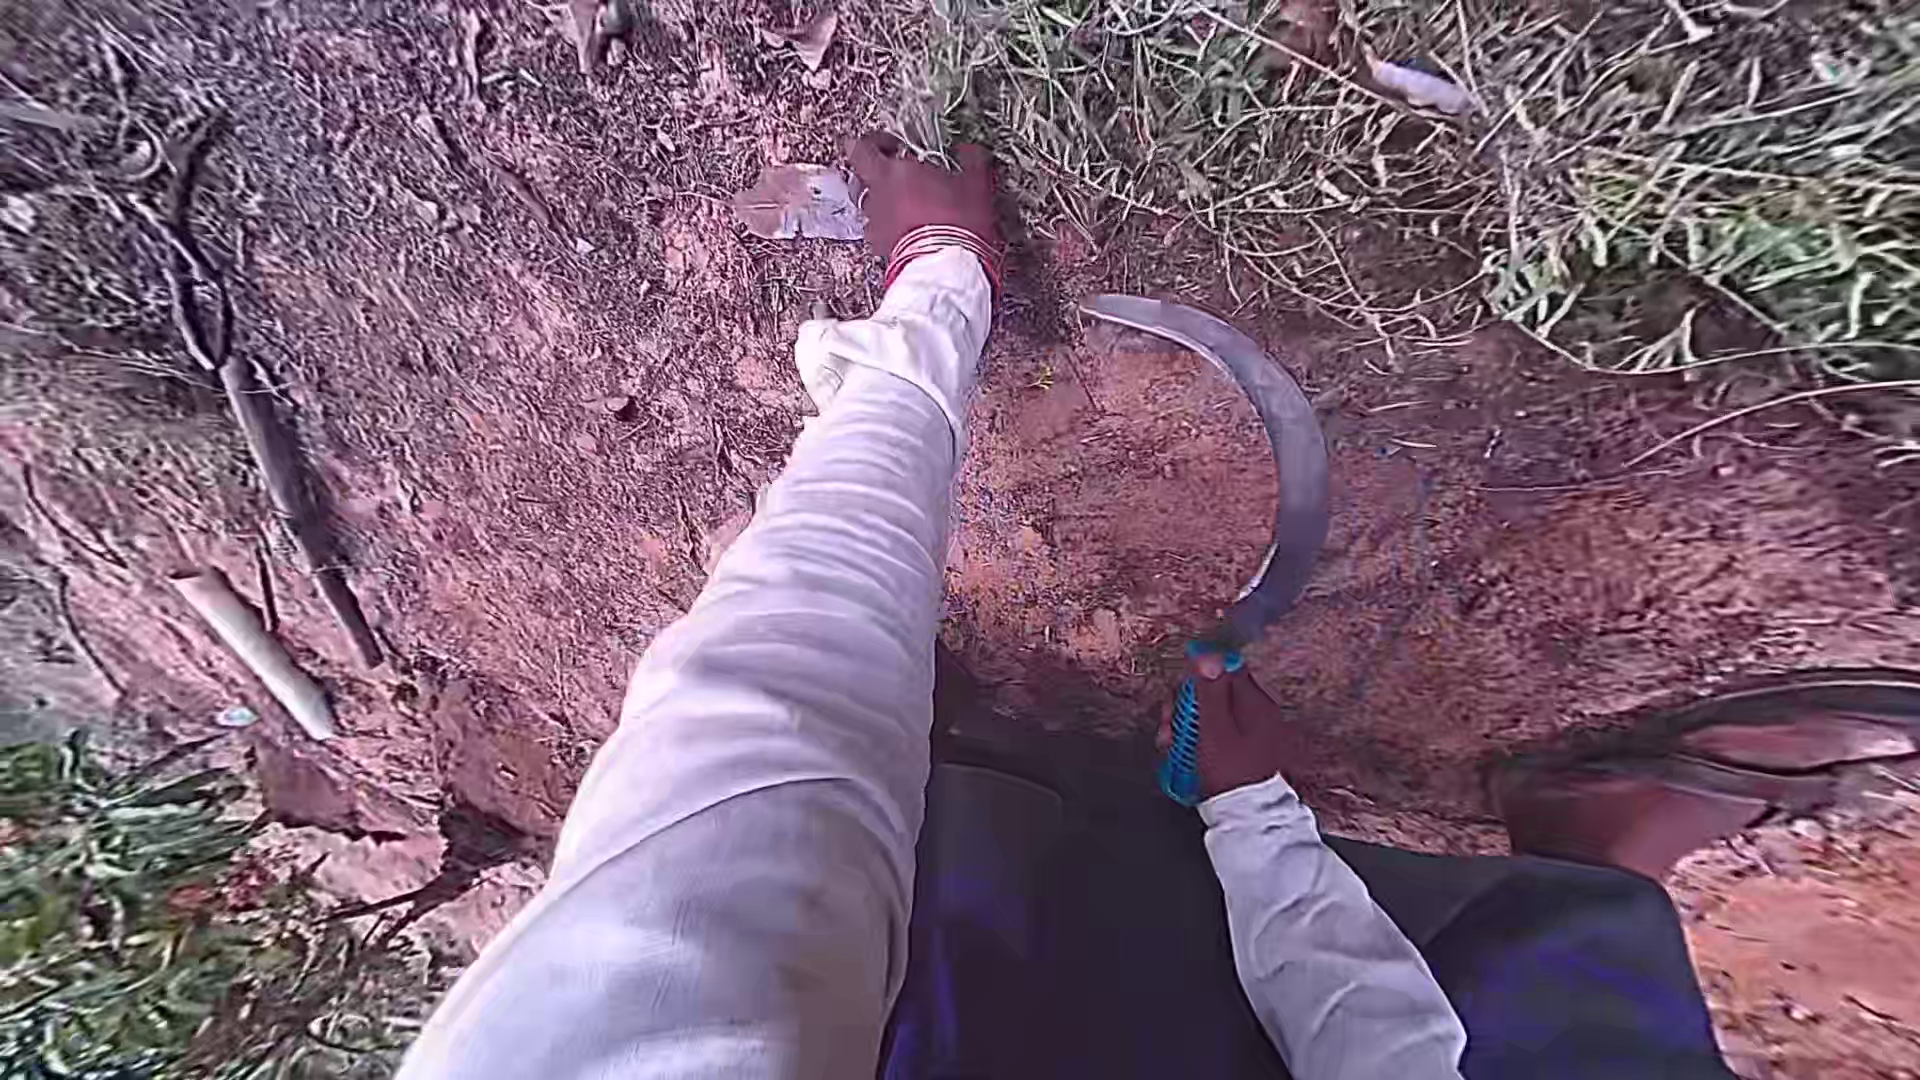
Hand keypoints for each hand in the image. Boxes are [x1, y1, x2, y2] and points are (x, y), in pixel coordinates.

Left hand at [845, 132, 1000, 257]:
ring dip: (887, 209)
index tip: (894, 146)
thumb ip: (971, 160)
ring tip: (911, 213)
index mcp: (893, 172)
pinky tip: (911, 237)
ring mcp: (877, 228)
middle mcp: (878, 198)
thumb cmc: (955, 224)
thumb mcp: (974, 184)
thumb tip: (970, 151)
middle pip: (862, 181)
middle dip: (879, 178)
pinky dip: (892, 235)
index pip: (861, 148)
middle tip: (901, 180)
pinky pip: (882, 238)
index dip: (874, 144)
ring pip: (873, 211)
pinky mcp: (883, 253)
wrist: (945, 270)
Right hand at [1158, 656, 1311, 799]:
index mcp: (1255, 702)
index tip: (1181, 691)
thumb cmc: (1231, 772)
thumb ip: (1210, 691)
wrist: (1249, 819)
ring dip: (1185, 721)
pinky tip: (1181, 750)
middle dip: (1185, 703)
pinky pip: (1215, 730)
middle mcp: (1257, 712)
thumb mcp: (1214, 728)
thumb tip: (1207, 655)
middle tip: (1169, 722)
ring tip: (1169, 742)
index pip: (1226, 667)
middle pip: (1214, 690)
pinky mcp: (1242, 748)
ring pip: (1210, 711)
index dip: (1199, 674)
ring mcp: (1250, 731)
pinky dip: (1196, 736)